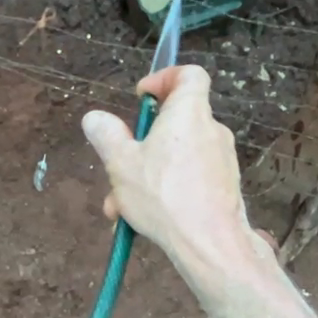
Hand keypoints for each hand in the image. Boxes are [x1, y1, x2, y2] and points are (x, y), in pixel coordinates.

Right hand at [81, 66, 272, 278]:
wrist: (208, 242)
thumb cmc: (163, 195)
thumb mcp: (121, 164)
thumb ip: (106, 136)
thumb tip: (94, 118)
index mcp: (189, 112)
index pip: (189, 74)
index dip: (164, 78)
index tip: (142, 96)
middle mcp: (210, 129)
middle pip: (173, 124)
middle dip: (140, 146)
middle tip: (117, 170)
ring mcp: (220, 160)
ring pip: (175, 158)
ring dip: (145, 177)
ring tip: (121, 208)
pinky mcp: (223, 186)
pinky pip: (188, 179)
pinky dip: (165, 191)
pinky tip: (143, 221)